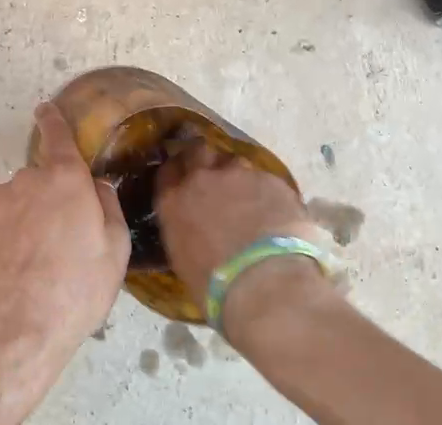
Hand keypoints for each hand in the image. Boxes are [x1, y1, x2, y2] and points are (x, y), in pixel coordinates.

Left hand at [0, 104, 129, 379]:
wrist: (13, 329)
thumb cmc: (75, 290)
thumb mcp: (114, 252)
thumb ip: (107, 207)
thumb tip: (94, 185)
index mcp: (64, 179)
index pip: (58, 136)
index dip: (53, 120)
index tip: (45, 108)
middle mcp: (26, 180)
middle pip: (41, 181)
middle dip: (51, 202)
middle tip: (63, 244)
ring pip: (18, 203)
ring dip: (27, 222)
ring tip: (36, 266)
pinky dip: (5, 237)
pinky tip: (13, 270)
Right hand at [154, 143, 338, 318]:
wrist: (266, 286)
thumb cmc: (216, 289)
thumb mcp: (183, 259)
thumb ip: (183, 230)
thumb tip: (194, 228)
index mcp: (172, 200)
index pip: (167, 170)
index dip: (177, 172)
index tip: (184, 179)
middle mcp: (200, 178)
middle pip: (198, 151)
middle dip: (204, 160)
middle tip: (214, 177)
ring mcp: (237, 174)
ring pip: (233, 162)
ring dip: (236, 175)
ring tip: (249, 198)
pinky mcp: (270, 179)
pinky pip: (263, 179)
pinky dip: (266, 191)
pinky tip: (274, 211)